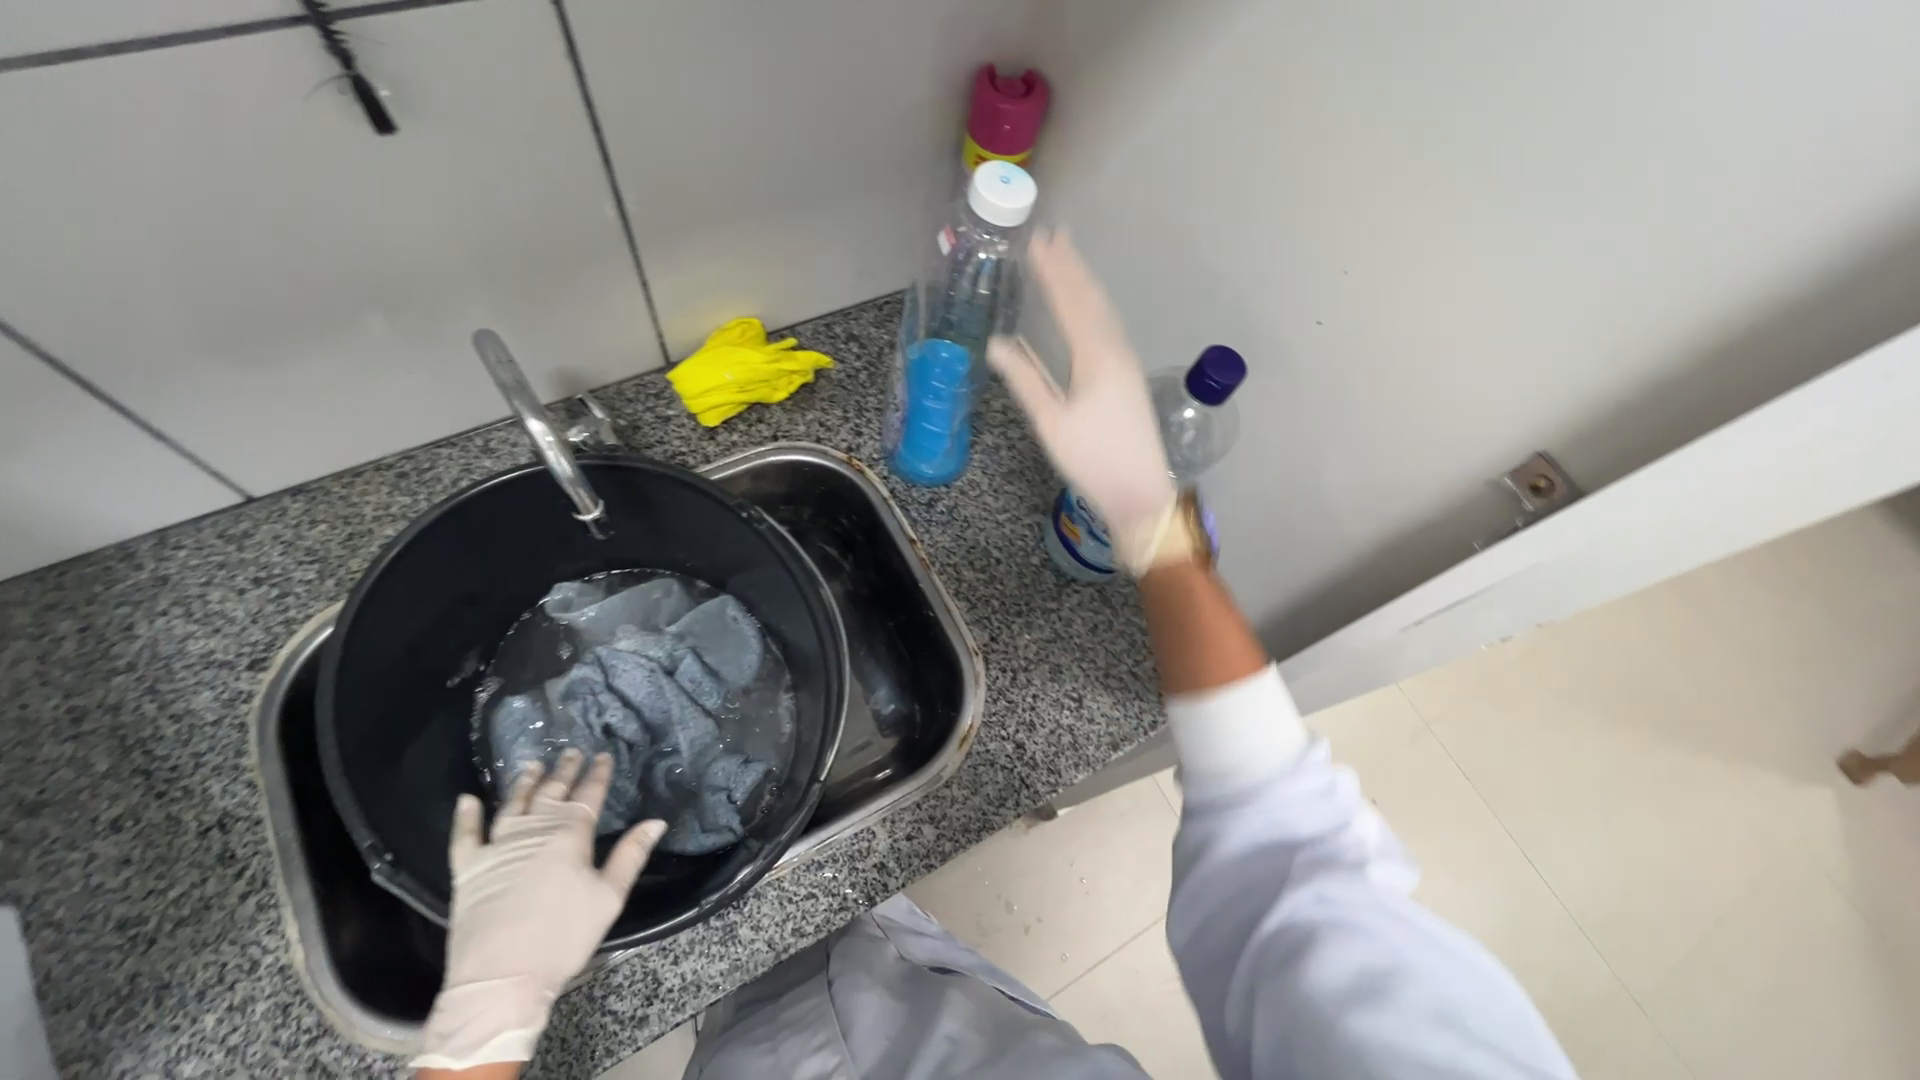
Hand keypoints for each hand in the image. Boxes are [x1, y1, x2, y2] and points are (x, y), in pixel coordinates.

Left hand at [413, 749, 665, 1071]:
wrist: (501, 978)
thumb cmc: (563, 938)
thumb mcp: (609, 898)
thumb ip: (631, 855)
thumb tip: (655, 821)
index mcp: (571, 837)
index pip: (588, 796)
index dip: (597, 775)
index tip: (603, 756)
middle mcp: (534, 832)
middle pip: (552, 794)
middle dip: (564, 771)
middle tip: (571, 752)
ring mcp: (497, 848)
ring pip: (513, 805)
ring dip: (524, 784)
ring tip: (533, 766)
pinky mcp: (469, 869)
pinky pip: (465, 836)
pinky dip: (466, 817)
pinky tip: (467, 800)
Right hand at [987, 229, 1176, 543]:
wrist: (1140, 492)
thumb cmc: (1092, 460)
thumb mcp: (1051, 423)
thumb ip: (1025, 380)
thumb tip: (997, 344)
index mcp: (1096, 357)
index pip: (1071, 302)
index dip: (1053, 271)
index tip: (1038, 241)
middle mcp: (1116, 351)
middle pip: (1092, 299)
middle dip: (1072, 267)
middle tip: (1055, 235)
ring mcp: (1127, 363)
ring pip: (1104, 311)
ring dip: (1085, 283)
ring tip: (1069, 258)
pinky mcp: (1129, 377)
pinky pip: (1110, 326)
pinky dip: (1094, 306)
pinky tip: (1088, 307)